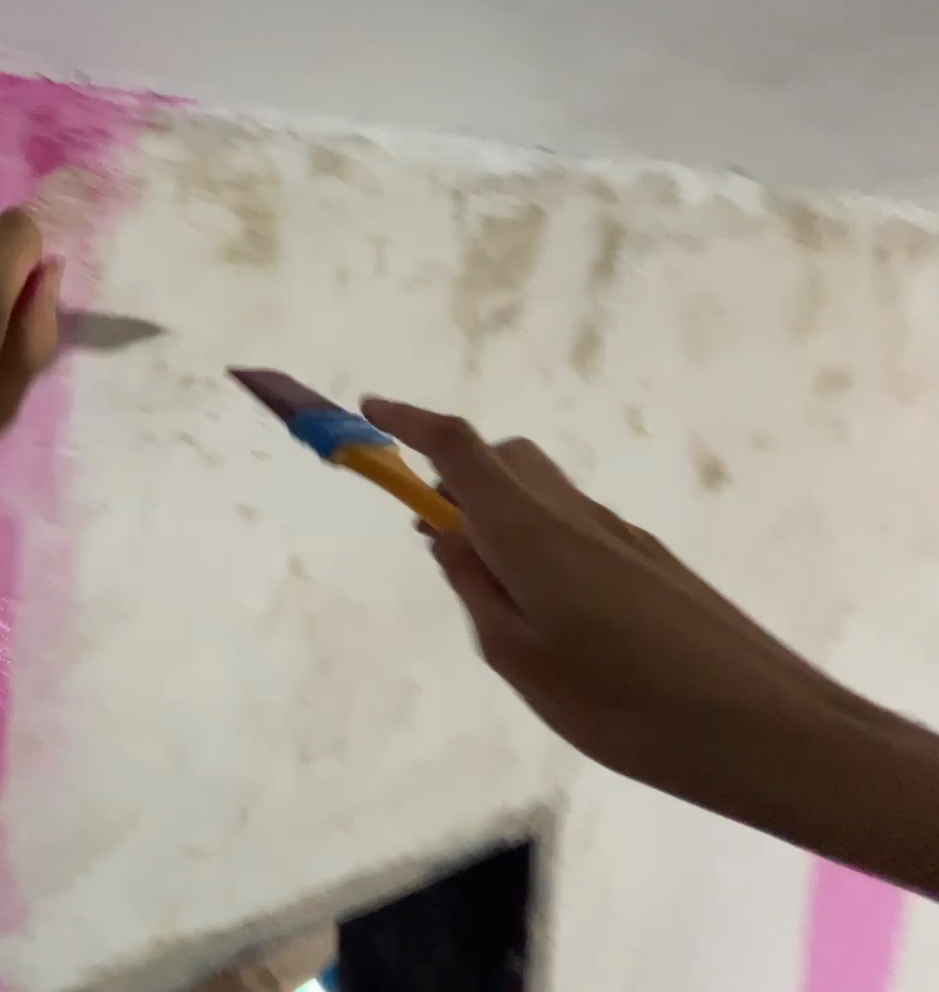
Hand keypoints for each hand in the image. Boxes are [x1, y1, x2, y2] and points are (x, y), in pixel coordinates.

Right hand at [361, 399, 868, 803]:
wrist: (780, 738)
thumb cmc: (623, 703)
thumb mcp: (514, 654)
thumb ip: (472, 585)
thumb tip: (447, 536)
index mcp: (528, 532)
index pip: (458, 448)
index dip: (408, 421)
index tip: (368, 411)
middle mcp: (572, 515)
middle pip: (502, 457)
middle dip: (454, 476)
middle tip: (438, 535)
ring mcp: (617, 535)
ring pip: (537, 489)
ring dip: (494, 510)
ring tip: (491, 586)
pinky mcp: (646, 560)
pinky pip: (569, 523)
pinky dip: (533, 537)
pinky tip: (549, 609)